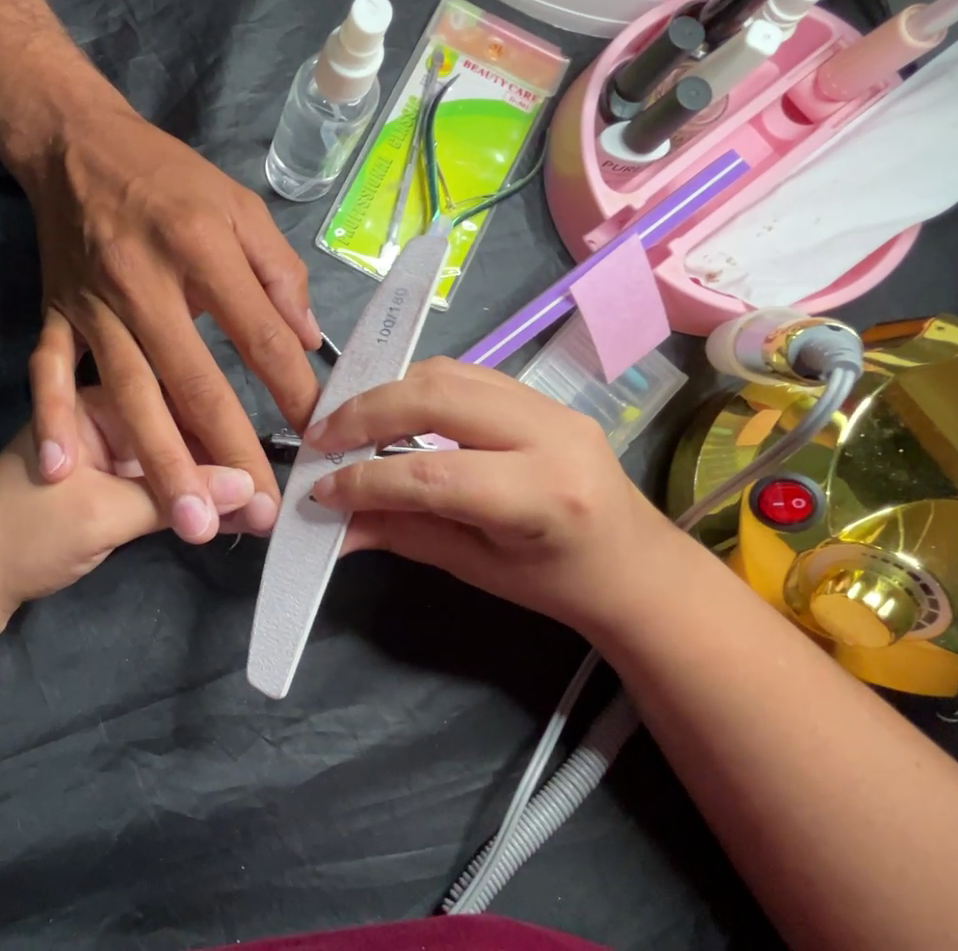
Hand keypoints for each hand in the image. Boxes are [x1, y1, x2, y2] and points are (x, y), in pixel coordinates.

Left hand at [0, 389, 256, 616]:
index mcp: (96, 401)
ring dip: (213, 489)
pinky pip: (162, 489)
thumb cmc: (22, 531)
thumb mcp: (100, 512)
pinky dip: (190, 504)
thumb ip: (173, 499)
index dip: (225, 435)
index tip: (271, 467)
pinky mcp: (111, 490)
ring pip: (175, 464)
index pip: (174, 405)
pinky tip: (229, 517)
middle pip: (180, 434)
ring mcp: (109, 456)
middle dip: (226, 466)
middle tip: (276, 497)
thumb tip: (250, 490)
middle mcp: (108, 419)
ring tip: (263, 513)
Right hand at [18, 104, 321, 545]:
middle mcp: (148, 285)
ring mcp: (96, 306)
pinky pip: (50, 373)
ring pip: (130, 394)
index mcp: (203, 250)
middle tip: (258, 517)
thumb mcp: (239, 203)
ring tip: (188, 523)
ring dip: (159, 461)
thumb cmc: (169, 177)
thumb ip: (278, 271)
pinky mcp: (56, 316)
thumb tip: (309, 341)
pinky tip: (59, 470)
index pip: (260, 338)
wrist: (77, 146)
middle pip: (194, 383)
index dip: (294, 394)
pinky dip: (52, 420)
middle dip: (229, 453)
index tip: (319, 444)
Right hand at [304, 358, 689, 636]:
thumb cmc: (558, 582)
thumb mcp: (474, 567)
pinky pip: (464, 374)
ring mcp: (549, 405)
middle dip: (366, 413)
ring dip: (387, 392)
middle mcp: (550, 435)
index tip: (321, 490)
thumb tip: (333, 524)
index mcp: (542, 496)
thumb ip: (401, 533)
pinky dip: (415, 388)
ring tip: (347, 423)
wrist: (636, 564)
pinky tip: (389, 412)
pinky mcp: (539, 395)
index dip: (366, 480)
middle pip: (436, 398)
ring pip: (447, 373)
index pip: (433, 474)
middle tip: (322, 438)